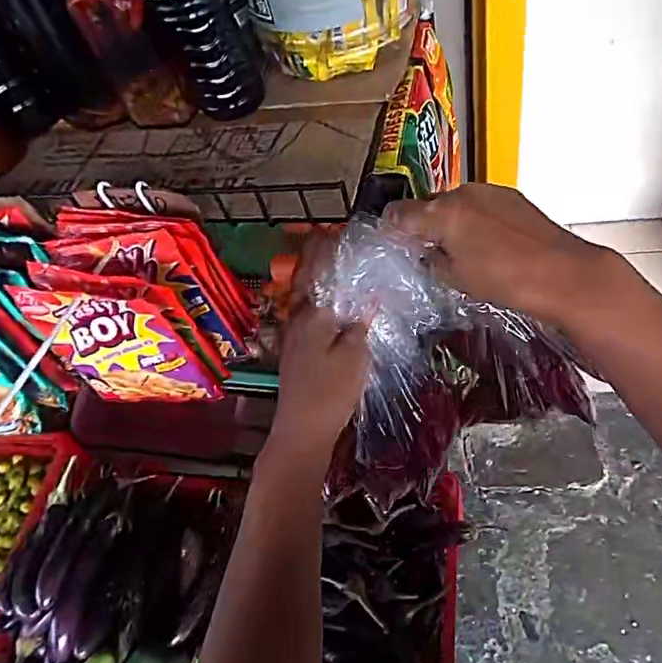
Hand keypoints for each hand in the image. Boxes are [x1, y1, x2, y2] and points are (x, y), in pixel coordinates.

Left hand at [265, 237, 369, 466]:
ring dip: (316, 283)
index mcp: (310, 315)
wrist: (302, 430)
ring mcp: (292, 338)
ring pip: (304, 300)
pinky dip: (318, 304)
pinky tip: (332, 310)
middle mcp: (296, 320)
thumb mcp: (354, 355)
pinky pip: (307, 317)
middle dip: (315, 262)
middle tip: (332, 245)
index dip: (322, 250)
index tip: (332, 232)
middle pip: (305, 282)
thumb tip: (369, 297)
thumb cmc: (330, 392)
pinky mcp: (295, 353)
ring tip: (336, 272)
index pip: (315, 271)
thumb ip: (360, 323)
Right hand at [385, 183, 628, 329]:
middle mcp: (464, 193)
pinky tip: (489, 245)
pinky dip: (477, 220)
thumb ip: (434, 262)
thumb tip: (428, 256)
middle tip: (430, 254)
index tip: (392, 242)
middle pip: (430, 206)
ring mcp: (490, 192)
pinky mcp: (513, 197)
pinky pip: (482, 205)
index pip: (400, 214)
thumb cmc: (508, 280)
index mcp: (443, 213)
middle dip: (426, 227)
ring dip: (453, 222)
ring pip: (457, 204)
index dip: (392, 229)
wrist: (564, 273)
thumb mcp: (458, 280)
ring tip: (464, 252)